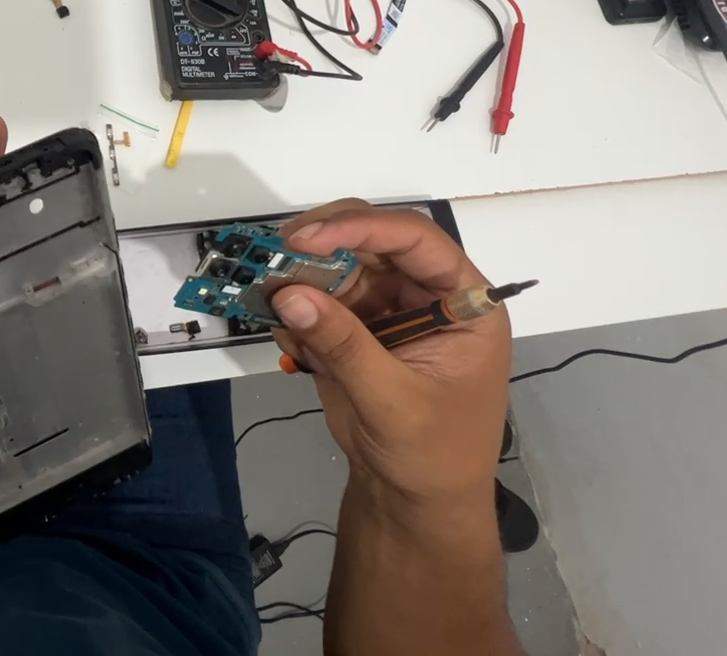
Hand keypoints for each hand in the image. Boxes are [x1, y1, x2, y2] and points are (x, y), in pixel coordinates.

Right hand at [267, 200, 509, 507]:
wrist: (412, 498)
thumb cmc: (432, 453)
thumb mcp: (394, 401)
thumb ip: (344, 345)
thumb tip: (287, 293)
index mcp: (461, 302)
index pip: (415, 240)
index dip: (361, 227)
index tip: (306, 238)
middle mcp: (422, 292)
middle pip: (370, 237)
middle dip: (322, 239)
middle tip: (275, 251)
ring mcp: (383, 305)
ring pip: (335, 260)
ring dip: (297, 268)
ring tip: (265, 286)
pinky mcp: (349, 322)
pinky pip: (314, 293)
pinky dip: (290, 301)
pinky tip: (281, 327)